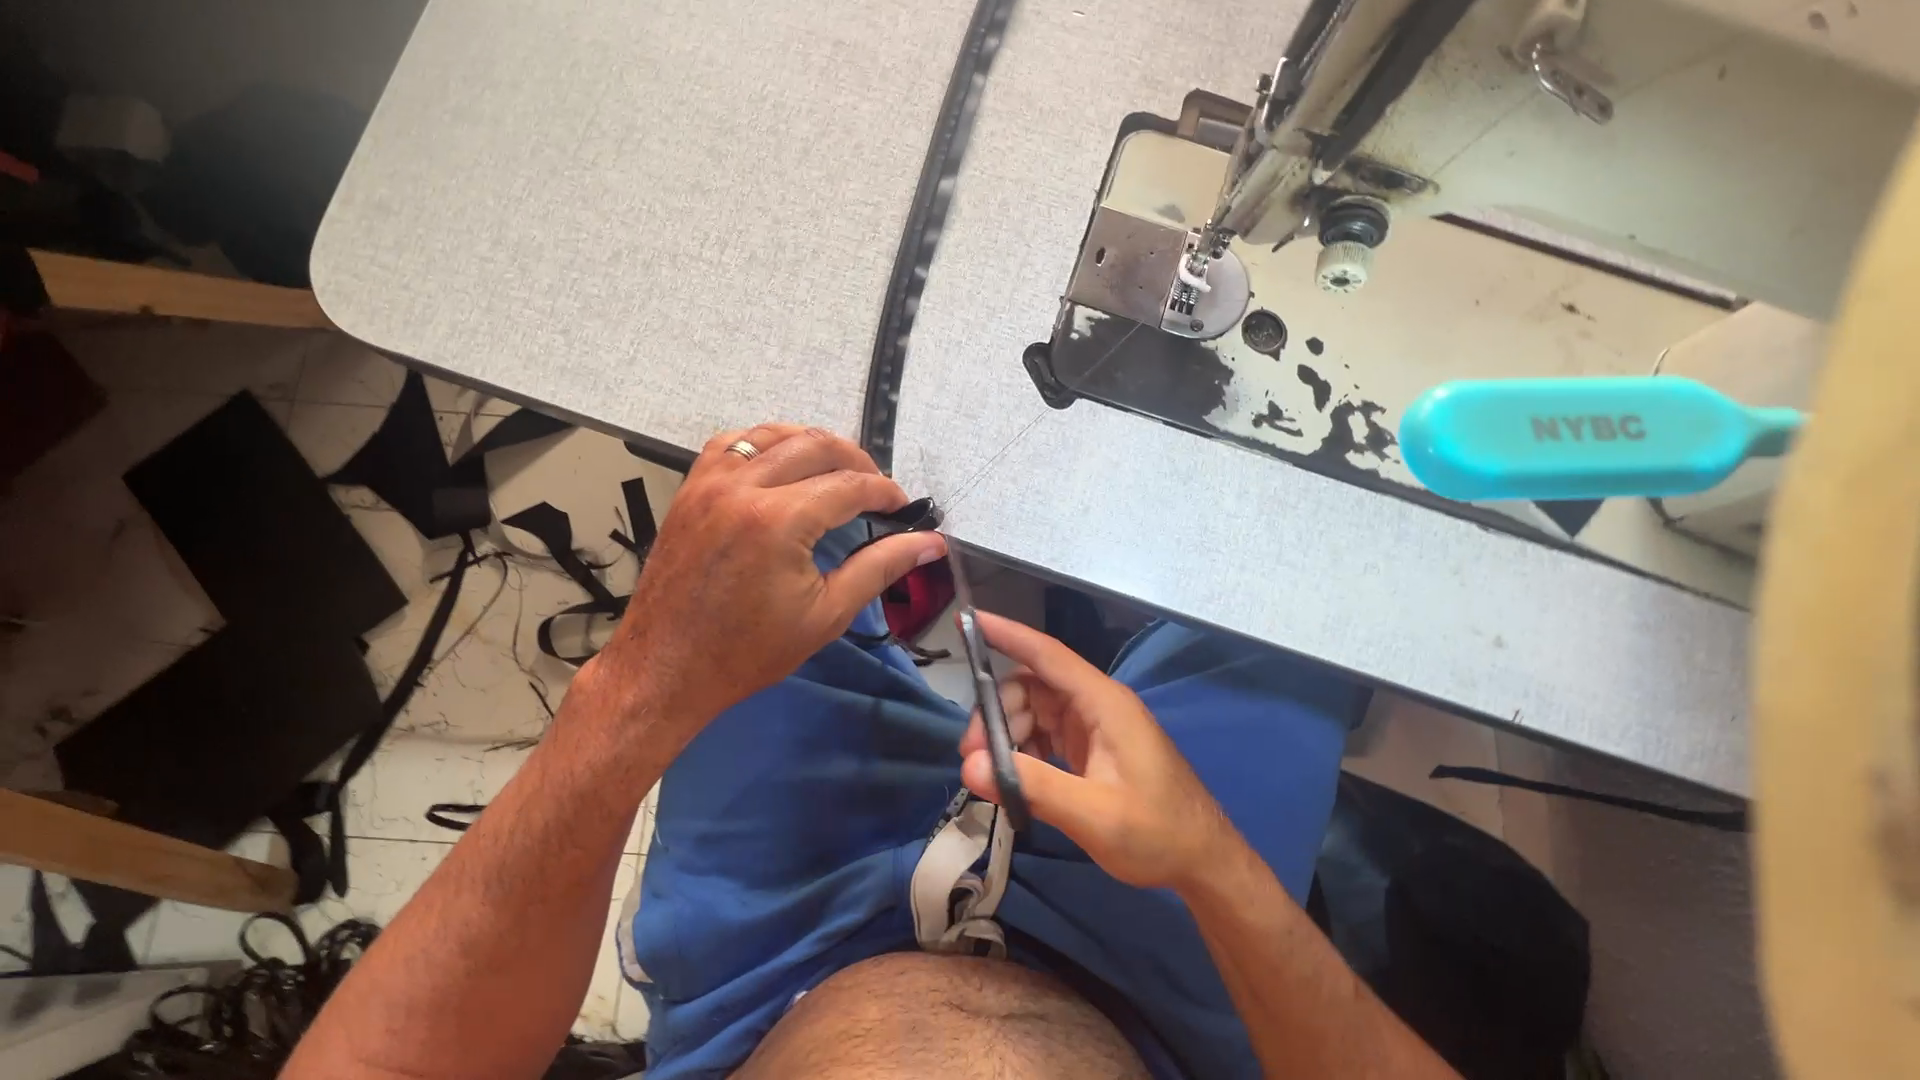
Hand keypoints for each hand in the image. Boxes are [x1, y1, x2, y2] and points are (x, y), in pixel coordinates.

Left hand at [589, 424, 945, 722]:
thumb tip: (931, 543)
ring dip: (813, 444)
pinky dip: (765, 444)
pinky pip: (732, 443)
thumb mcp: (827, 614)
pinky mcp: (690, 489)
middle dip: (857, 461)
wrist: (666, 669)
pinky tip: (782, 466)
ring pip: (773, 434)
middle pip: (815, 444)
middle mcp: (741, 487)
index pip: (849, 485)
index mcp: (778, 521)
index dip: (885, 492)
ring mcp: (709, 483)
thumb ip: (881, 567)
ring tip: (837, 472)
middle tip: (877, 490)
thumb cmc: (749, 651)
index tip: (904, 508)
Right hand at [957, 612, 1238, 890]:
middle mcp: (1098, 705)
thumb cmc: (1157, 833)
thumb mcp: (1093, 814)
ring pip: (1035, 710)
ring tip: (993, 776)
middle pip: (1032, 686)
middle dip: (996, 712)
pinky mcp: (1092, 749)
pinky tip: (1017, 779)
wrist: (1202, 862)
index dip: (1006, 634)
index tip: (966, 620)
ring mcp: (1095, 727)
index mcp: (1104, 703)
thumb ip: (1033, 786)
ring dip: (1007, 734)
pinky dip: (1024, 750)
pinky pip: (1045, 733)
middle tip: (973, 757)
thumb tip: (970, 766)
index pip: (1047, 654)